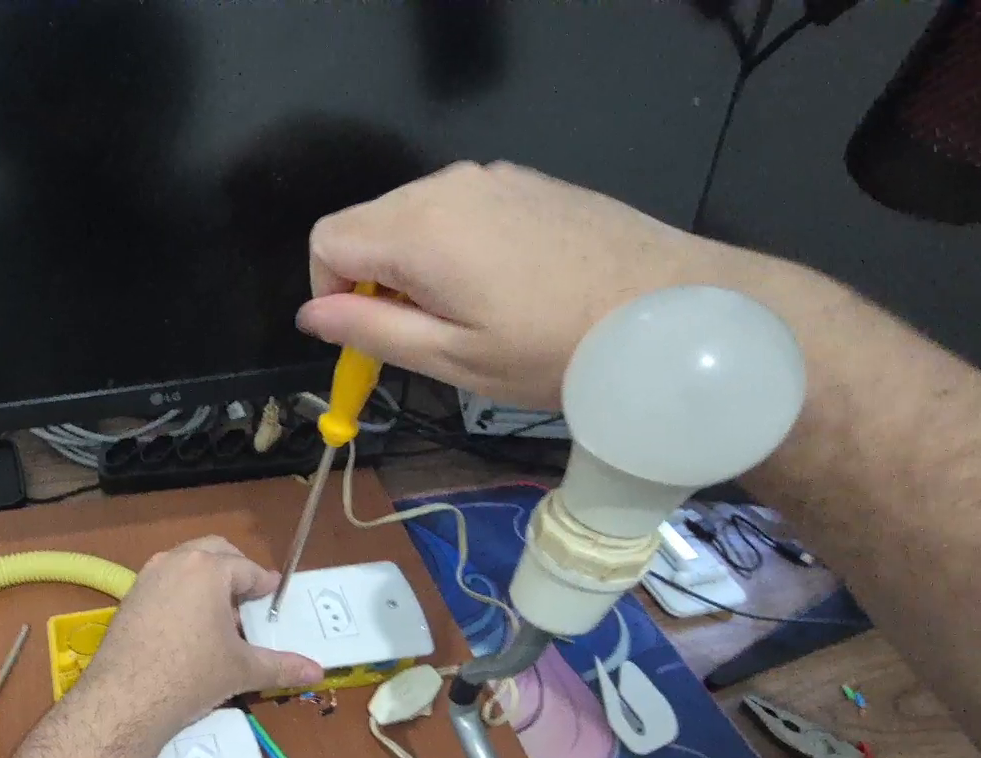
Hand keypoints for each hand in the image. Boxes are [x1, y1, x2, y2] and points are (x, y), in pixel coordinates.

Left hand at [72, 537, 321, 739]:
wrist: (125, 699)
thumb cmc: (191, 675)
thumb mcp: (242, 669)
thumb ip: (282, 665)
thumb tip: (318, 671)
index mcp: (208, 568)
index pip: (248, 569)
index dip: (265, 585)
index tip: (275, 599)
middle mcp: (176, 561)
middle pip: (215, 553)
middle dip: (236, 571)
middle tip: (249, 601)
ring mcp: (147, 576)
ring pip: (186, 564)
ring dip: (207, 580)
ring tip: (220, 616)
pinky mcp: (128, 596)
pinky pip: (164, 582)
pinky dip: (181, 592)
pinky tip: (188, 627)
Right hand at [297, 162, 730, 408]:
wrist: (671, 312)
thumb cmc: (551, 349)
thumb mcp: (449, 357)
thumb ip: (367, 331)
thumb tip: (309, 315)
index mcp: (418, 230)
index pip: (326, 241)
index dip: (328, 292)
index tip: (367, 335)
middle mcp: (446, 186)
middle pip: (363, 225)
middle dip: (366, 280)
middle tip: (416, 333)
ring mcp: (489, 177)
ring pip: (406, 217)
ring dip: (406, 266)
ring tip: (460, 313)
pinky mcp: (522, 181)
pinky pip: (451, 208)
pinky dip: (444, 247)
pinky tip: (494, 284)